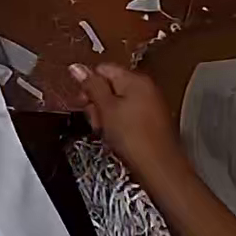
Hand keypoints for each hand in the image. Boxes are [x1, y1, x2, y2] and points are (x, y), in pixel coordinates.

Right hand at [69, 63, 187, 182]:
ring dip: (107, 116)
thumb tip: (77, 68)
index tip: (83, 101)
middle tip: (97, 120)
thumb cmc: (135, 138)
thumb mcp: (106, 109)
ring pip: (118, 103)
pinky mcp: (151, 121)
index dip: (89, 85)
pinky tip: (117, 138)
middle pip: (110, 86)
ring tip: (107, 132)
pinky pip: (128, 116)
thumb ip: (91, 86)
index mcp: (135, 79)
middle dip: (98, 103)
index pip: (103, 69)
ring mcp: (150, 104)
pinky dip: (119, 125)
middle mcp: (146, 88)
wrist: (158, 167)